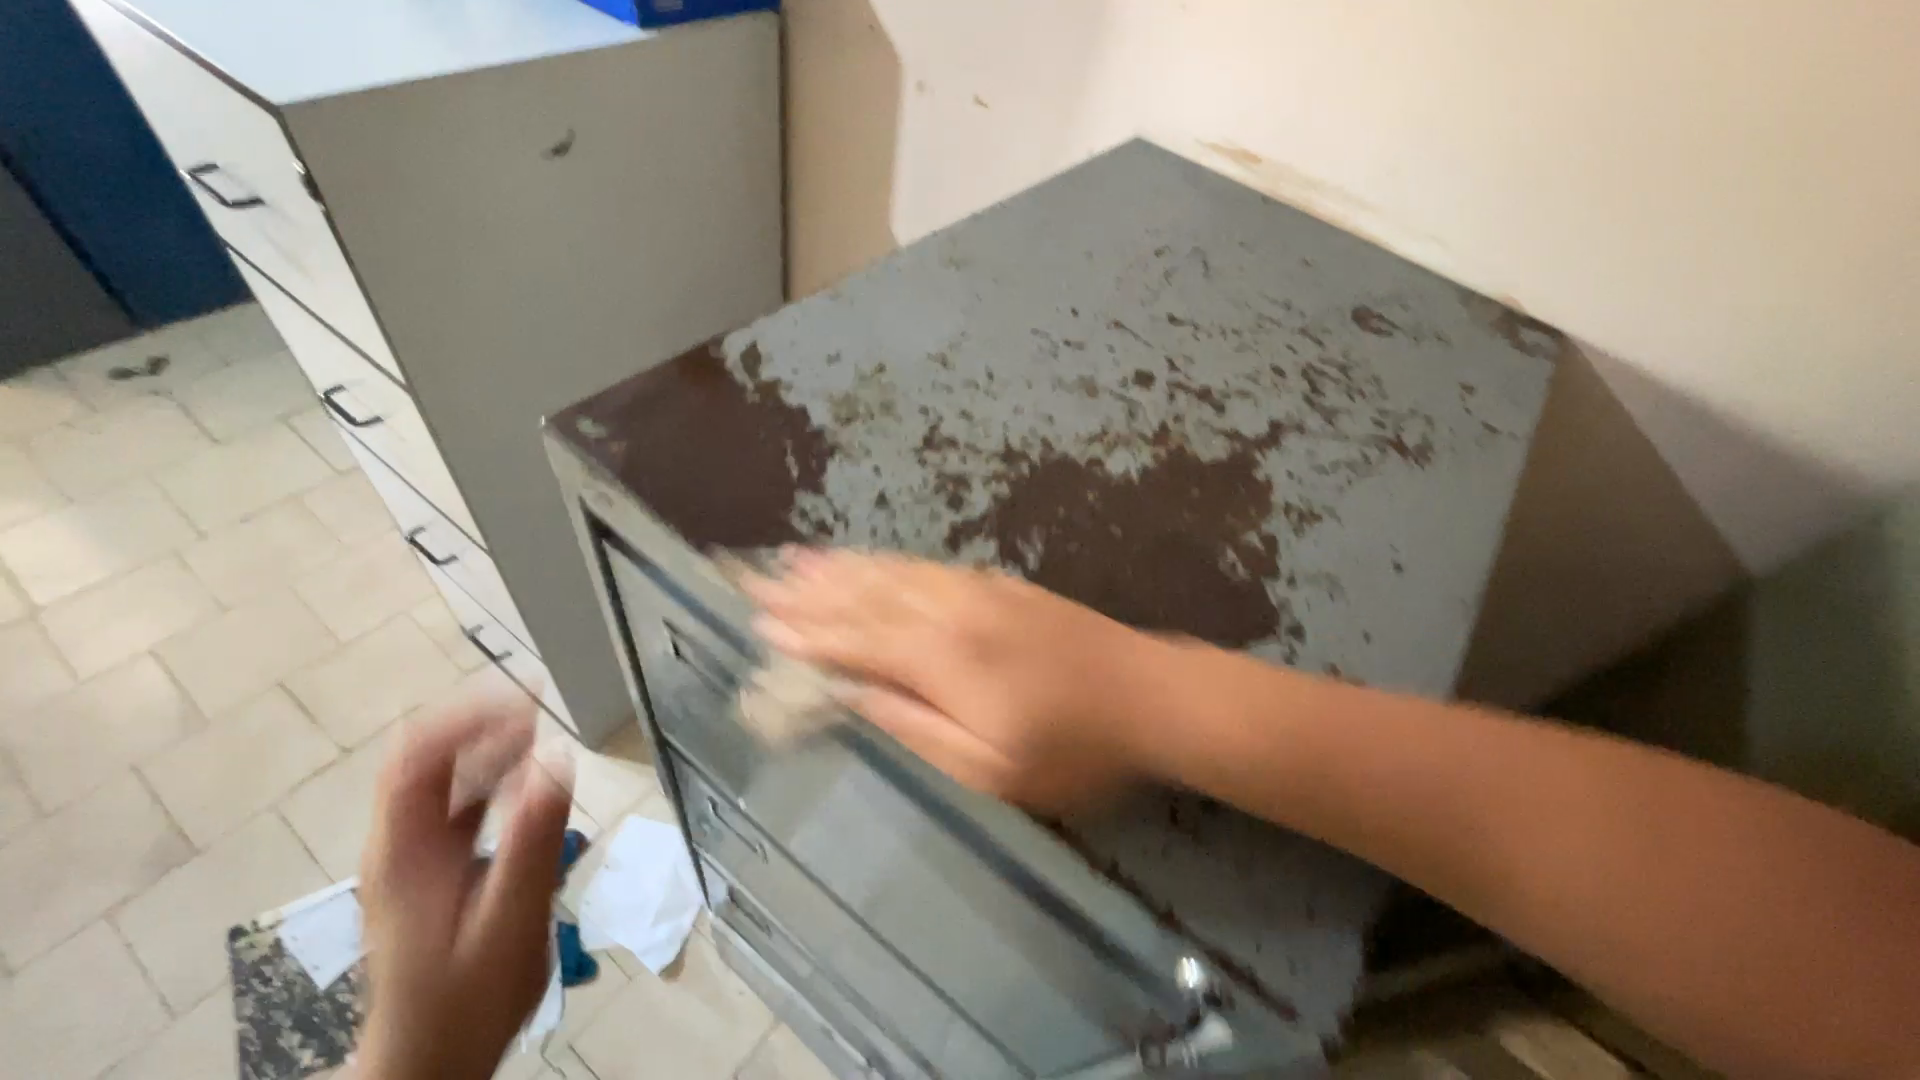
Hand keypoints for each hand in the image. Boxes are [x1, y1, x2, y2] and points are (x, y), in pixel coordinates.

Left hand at [355, 694, 573, 1079]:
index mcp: (406, 852)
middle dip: (479, 723)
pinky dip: (489, 781)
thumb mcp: (509, 919)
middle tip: (537, 704)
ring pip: (441, 781)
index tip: (523, 696)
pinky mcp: (431, 872)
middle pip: (425, 760)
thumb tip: (557, 762)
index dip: (465, 716)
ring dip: (486, 749)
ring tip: (538, 729)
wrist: (430, 1059)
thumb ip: (532, 841)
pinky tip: (526, 780)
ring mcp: (412, 859)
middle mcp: (400, 845)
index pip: (417, 757)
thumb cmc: (469, 997)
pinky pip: (455, 807)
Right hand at [743, 549, 1173, 810]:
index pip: (855, 640)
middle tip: (755, 577)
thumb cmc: (1071, 749)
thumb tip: (851, 693)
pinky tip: (869, 561)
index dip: (806, 633)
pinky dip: (886, 563)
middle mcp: (949, 611)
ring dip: (840, 568)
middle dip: (807, 590)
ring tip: (794, 559)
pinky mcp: (997, 585)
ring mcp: (976, 591)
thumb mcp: (988, 765)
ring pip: (891, 574)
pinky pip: (925, 568)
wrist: (1150, 695)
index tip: (759, 623)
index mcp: (940, 657)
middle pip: (865, 596)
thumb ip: (913, 724)